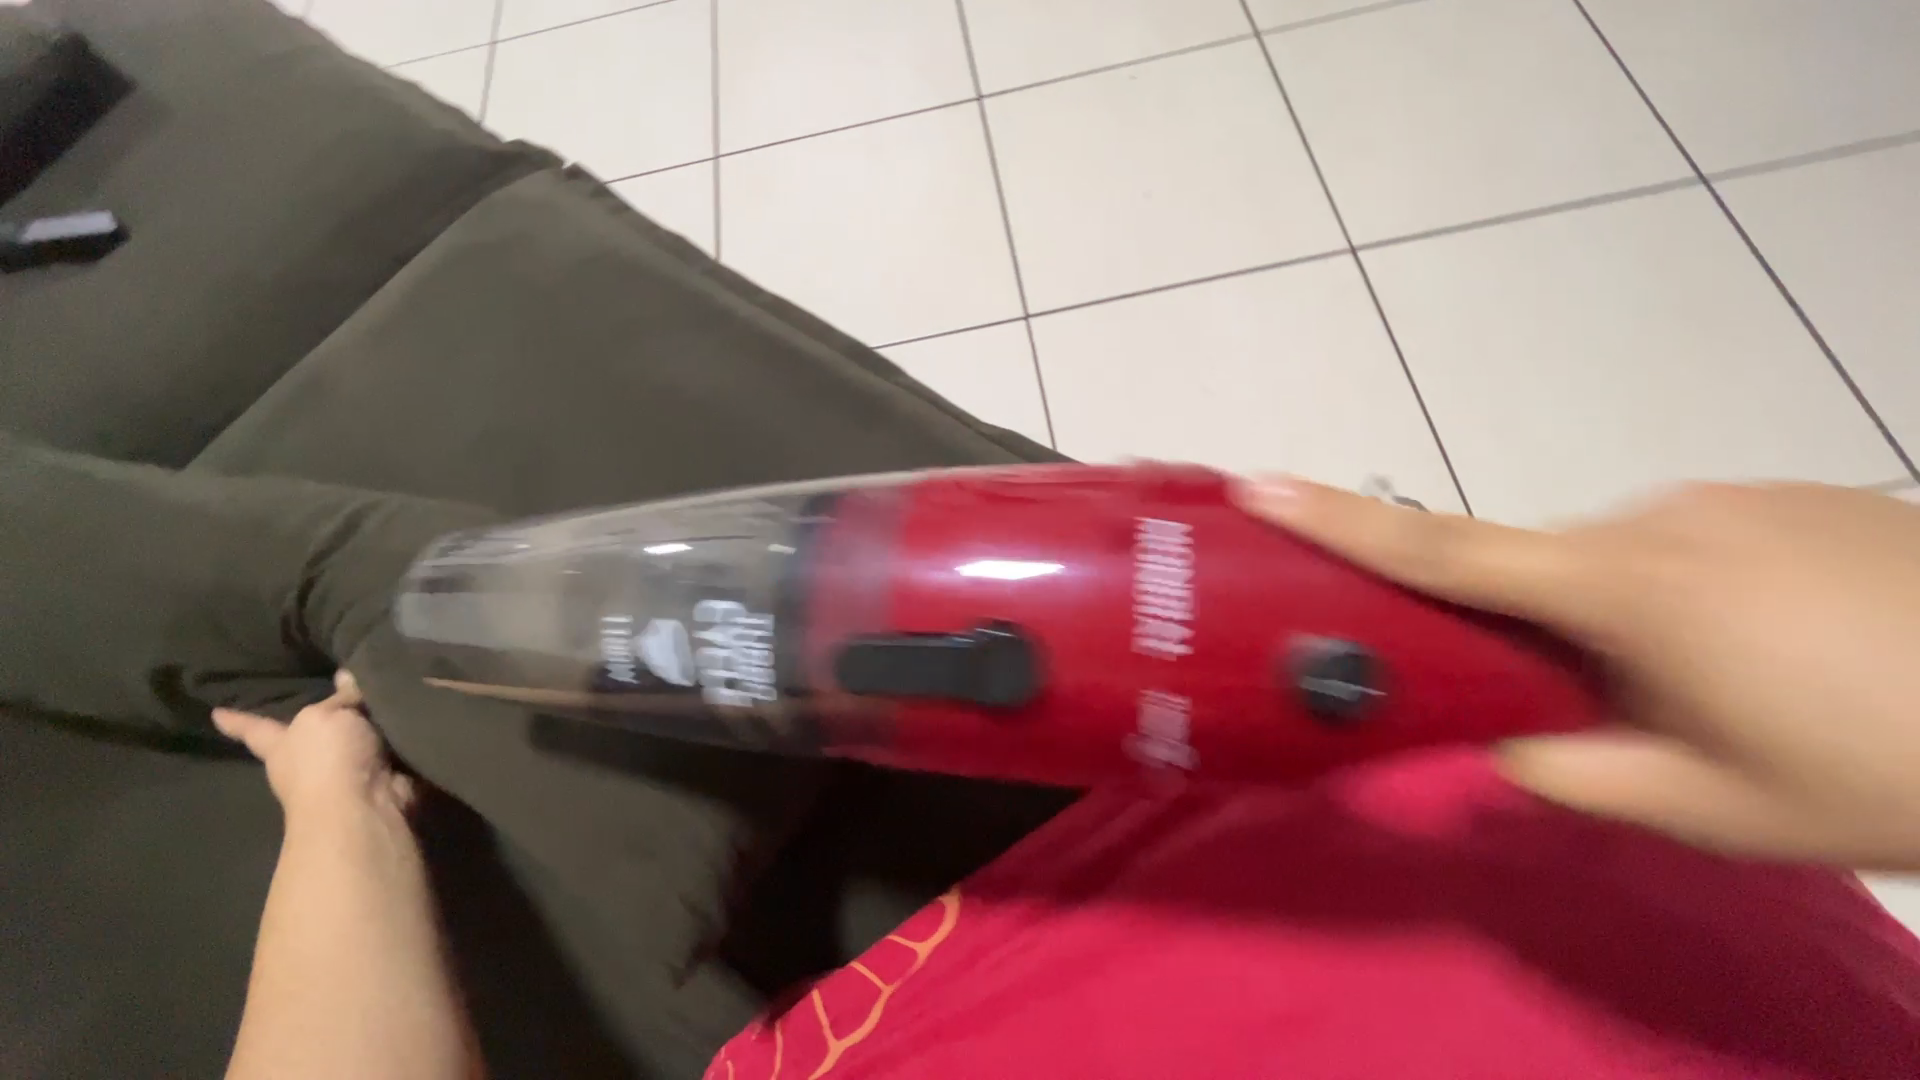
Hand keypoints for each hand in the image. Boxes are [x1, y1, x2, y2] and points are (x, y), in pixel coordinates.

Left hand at [214, 671, 415, 821]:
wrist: (365, 803)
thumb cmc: (327, 760)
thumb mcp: (324, 717)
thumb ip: (338, 697)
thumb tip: (347, 675)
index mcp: (281, 744)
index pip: (255, 728)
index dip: (238, 720)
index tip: (215, 713)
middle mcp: (308, 758)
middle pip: (308, 731)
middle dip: (316, 716)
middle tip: (326, 684)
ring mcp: (346, 769)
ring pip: (357, 735)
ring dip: (371, 720)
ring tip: (385, 690)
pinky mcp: (383, 775)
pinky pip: (395, 743)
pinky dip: (405, 732)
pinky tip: (415, 713)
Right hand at [1238, 476, 1919, 869]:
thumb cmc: (1889, 766)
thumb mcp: (1703, 806)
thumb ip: (1563, 769)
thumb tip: (1493, 735)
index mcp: (1621, 588)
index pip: (1441, 549)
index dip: (1338, 520)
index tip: (1258, 486)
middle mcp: (1657, 518)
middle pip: (1532, 563)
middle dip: (1528, 622)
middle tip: (1588, 698)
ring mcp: (1730, 497)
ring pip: (1611, 558)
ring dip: (1614, 615)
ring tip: (1711, 689)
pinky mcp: (1791, 497)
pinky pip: (1684, 544)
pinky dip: (1684, 596)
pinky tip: (1774, 651)